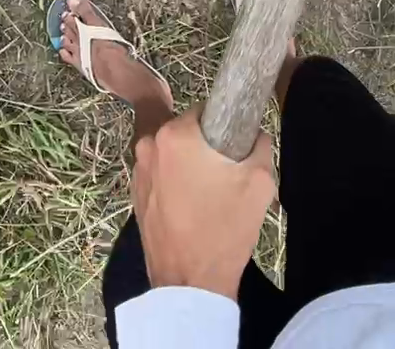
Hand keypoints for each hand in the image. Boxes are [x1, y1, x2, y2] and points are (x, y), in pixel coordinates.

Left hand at [131, 108, 276, 299]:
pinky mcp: (134, 193)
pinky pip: (160, 176)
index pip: (204, 110)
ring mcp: (138, 169)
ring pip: (171, 155)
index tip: (234, 145)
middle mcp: (149, 144)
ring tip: (209, 195)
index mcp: (175, 134)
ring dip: (188, 166)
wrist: (190, 284)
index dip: (223, 125)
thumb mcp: (259, 183)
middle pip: (185, 132)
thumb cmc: (224, 229)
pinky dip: (174, 184)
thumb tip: (255, 134)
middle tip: (226, 174)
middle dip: (205, 147)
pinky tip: (191, 208)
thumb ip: (260, 146)